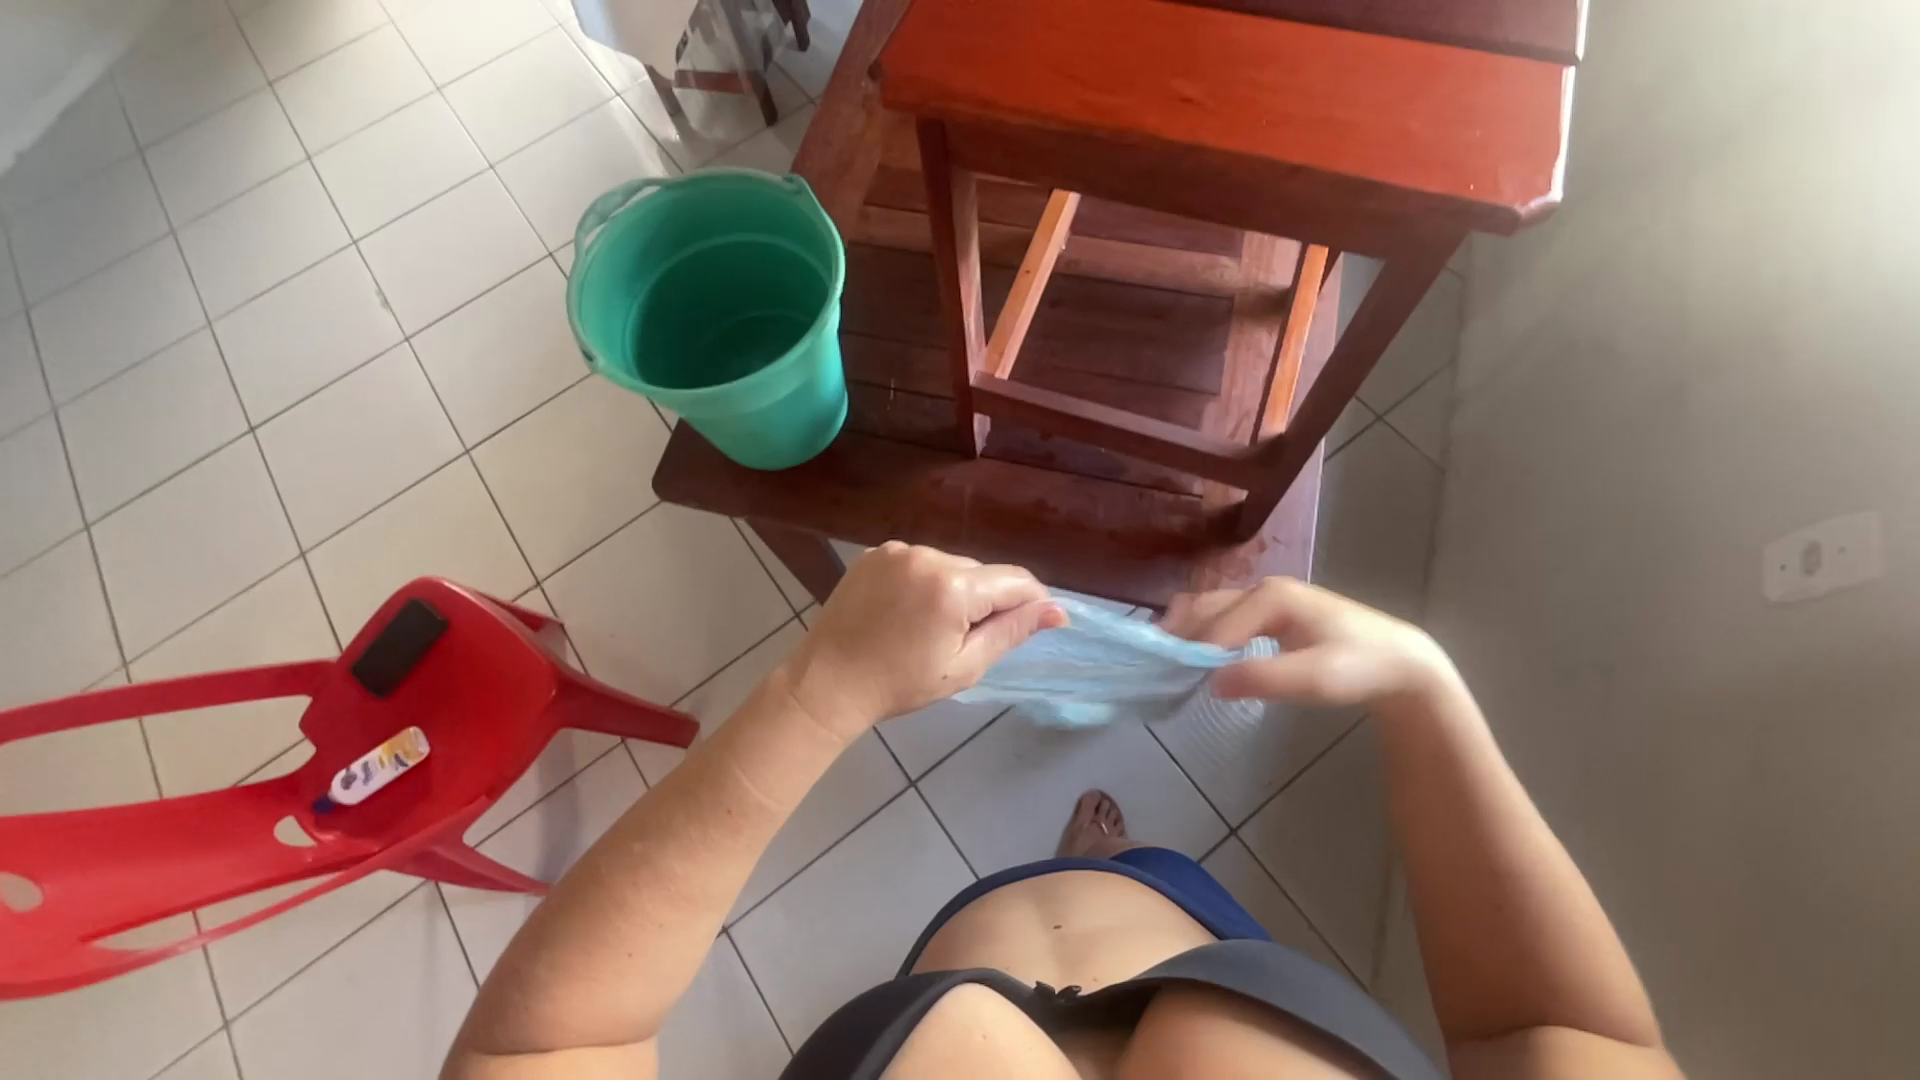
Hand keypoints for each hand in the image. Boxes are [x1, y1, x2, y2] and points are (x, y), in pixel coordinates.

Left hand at [781, 542, 1066, 738]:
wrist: (827, 682)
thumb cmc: (900, 684)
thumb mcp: (965, 666)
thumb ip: (1012, 631)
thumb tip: (1058, 611)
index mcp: (952, 586)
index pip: (1015, 581)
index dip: (1031, 602)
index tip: (1030, 626)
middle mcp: (927, 556)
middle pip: (981, 573)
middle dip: (986, 601)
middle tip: (964, 642)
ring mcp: (897, 550)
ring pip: (951, 566)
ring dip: (954, 591)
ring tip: (928, 630)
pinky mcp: (875, 553)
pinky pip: (919, 563)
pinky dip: (924, 583)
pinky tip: (906, 613)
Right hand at [1157, 578, 1456, 706]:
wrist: (1402, 663)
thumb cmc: (1360, 668)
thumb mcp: (1315, 679)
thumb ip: (1264, 678)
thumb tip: (1211, 683)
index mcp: (1272, 597)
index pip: (1217, 625)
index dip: (1192, 652)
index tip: (1167, 677)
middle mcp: (1264, 589)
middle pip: (1205, 606)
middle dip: (1177, 632)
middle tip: (1153, 664)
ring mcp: (1267, 598)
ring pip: (1211, 607)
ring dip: (1187, 630)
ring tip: (1165, 659)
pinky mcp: (1271, 613)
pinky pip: (1224, 615)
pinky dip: (1203, 631)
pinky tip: (1196, 654)